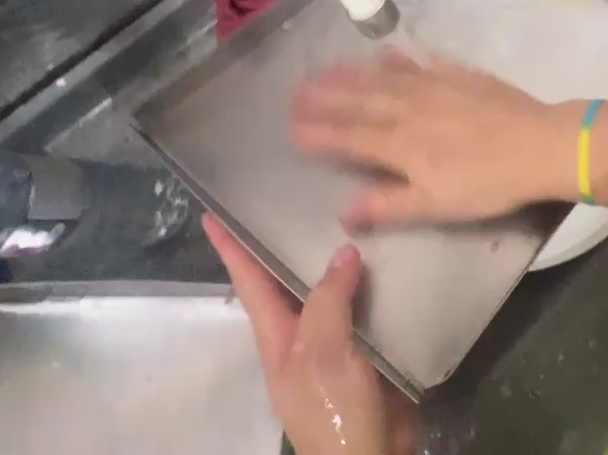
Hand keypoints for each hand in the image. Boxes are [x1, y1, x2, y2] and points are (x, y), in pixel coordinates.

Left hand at [203, 214, 414, 454]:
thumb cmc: (333, 412)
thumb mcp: (321, 355)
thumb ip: (328, 301)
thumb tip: (344, 252)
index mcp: (279, 337)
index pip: (250, 282)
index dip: (231, 248)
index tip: (213, 214)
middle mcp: (303, 334)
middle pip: (291, 279)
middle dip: (288, 239)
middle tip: (298, 193)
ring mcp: (337, 342)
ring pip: (334, 286)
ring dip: (341, 253)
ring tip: (353, 211)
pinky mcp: (371, 346)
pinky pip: (370, 301)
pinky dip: (378, 276)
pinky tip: (393, 254)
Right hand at [290, 50, 579, 229]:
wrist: (539, 144)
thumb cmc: (488, 183)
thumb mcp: (436, 206)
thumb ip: (389, 205)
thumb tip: (344, 211)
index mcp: (402, 146)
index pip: (351, 139)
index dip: (320, 134)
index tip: (291, 127)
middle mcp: (412, 110)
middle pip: (363, 101)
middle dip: (328, 96)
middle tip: (297, 88)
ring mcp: (438, 87)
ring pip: (388, 78)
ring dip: (356, 73)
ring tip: (329, 66)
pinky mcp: (463, 76)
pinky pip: (426, 62)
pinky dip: (404, 58)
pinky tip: (390, 51)